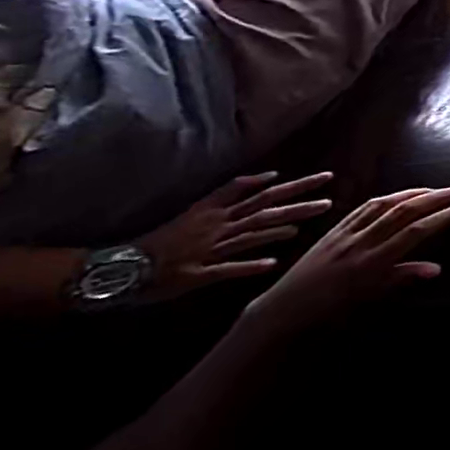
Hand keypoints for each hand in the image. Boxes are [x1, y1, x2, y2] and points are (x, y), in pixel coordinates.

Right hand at [136, 171, 334, 301]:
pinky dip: (248, 265)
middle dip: (297, 204)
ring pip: (249, 236)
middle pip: (264, 210)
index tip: (324, 178)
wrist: (120, 266)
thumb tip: (267, 176)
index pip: (263, 193)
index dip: (294, 185)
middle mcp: (218, 226)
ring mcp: (209, 249)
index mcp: (217, 211)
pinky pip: (226, 269)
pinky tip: (272, 264)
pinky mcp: (197, 273)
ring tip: (304, 226)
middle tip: (330, 200)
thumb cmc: (163, 239)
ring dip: (277, 230)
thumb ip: (232, 192)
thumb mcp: (199, 208)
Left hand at [241, 184, 449, 336]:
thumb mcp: (367, 301)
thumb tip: (436, 269)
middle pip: (407, 210)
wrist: (282, 311)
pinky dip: (390, 197)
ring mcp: (346, 233)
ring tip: (442, 190)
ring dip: (419, 192)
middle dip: (441, 196)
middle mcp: (360, 243)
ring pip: (387, 203)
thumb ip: (401, 278)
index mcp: (371, 263)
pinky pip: (365, 206)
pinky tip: (404, 195)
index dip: (447, 216)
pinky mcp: (334, 229)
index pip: (417, 231)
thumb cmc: (329, 313)